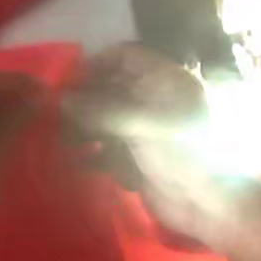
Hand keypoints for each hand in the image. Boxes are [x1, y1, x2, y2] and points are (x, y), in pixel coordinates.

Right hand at [68, 45, 252, 244]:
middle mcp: (155, 100)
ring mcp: (147, 130)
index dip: (95, 64)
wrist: (206, 204)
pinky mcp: (139, 158)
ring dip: (83, 128)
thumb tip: (60, 99)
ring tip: (60, 138)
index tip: (66, 81)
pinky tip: (76, 162)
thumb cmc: (179, 151)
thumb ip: (97, 109)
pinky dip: (92, 154)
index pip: (124, 56)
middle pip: (111, 88)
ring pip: (106, 120)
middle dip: (84, 99)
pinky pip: (109, 150)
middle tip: (54, 112)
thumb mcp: (138, 123)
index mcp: (164, 80)